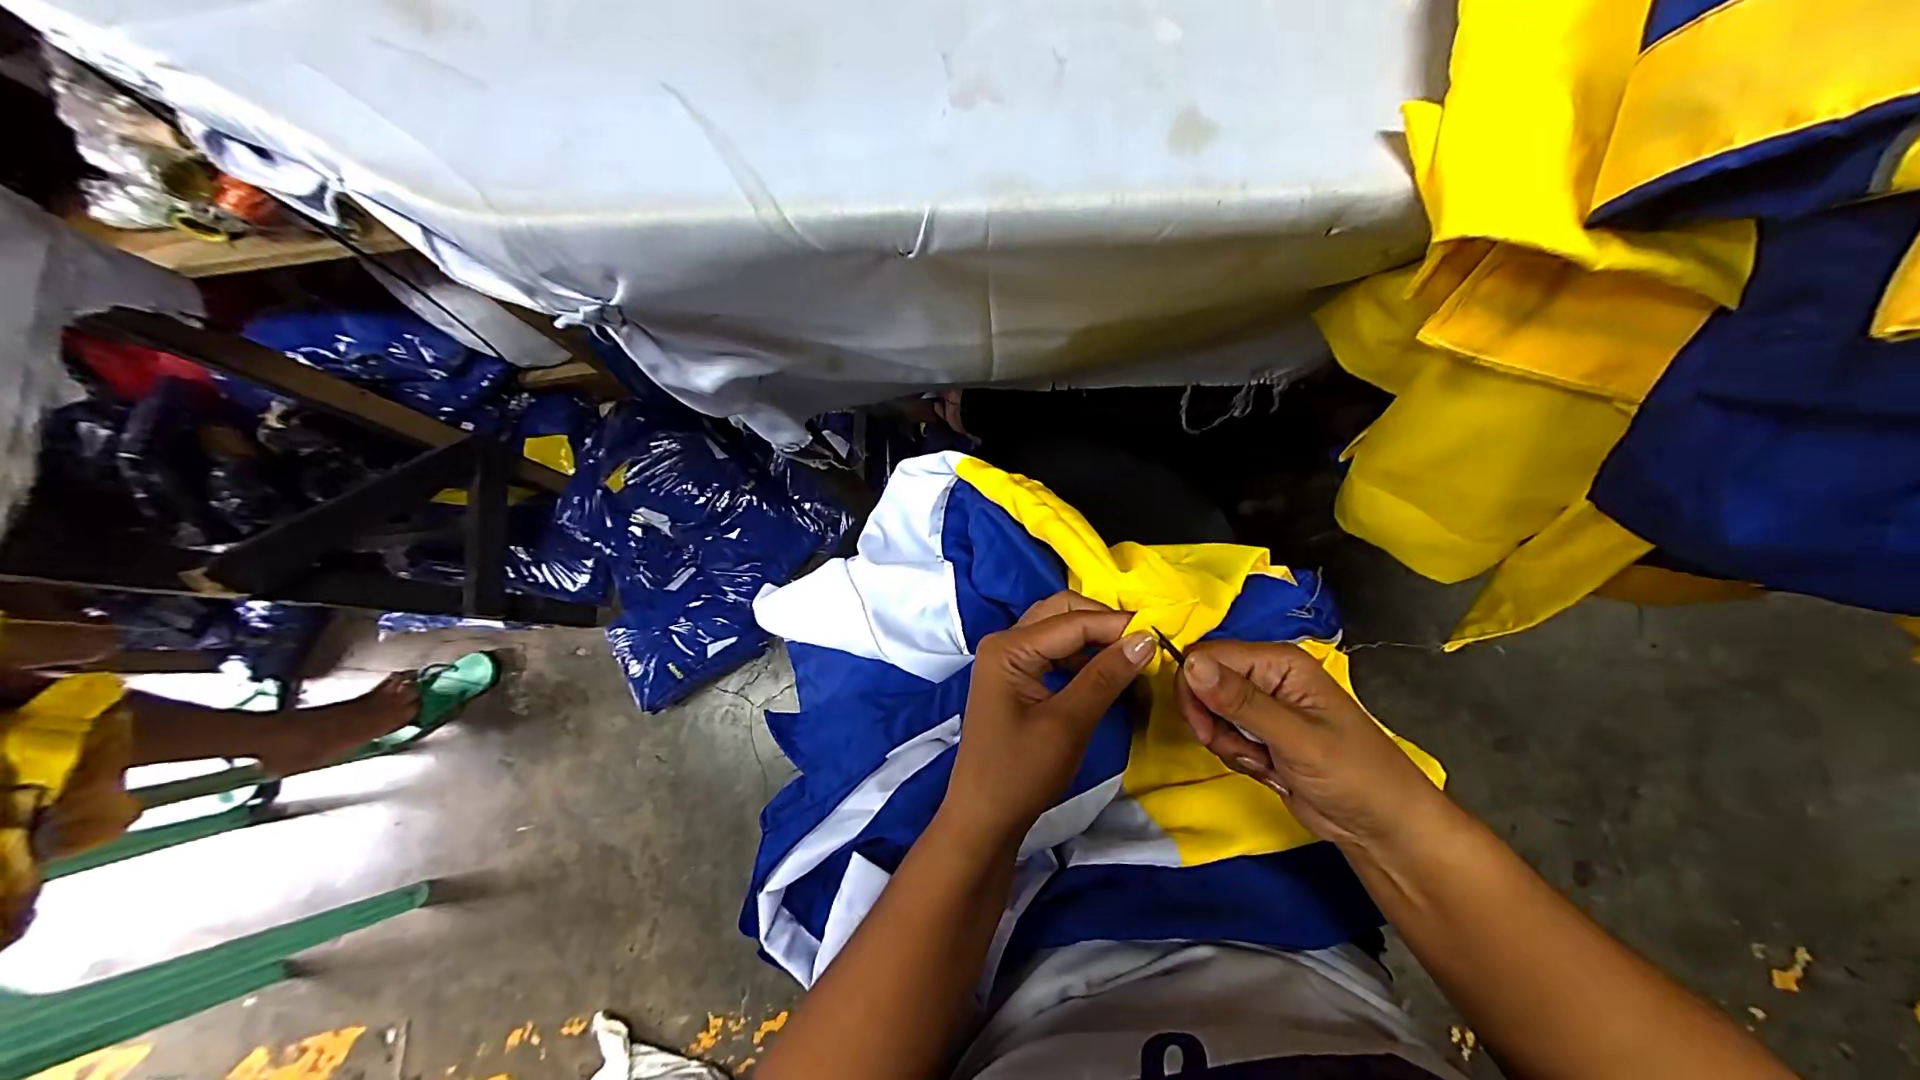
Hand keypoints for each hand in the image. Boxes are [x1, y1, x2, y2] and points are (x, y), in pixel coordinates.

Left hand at [943, 592, 1155, 844]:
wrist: (984, 816)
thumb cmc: (1021, 772)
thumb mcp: (1069, 723)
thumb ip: (1105, 676)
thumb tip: (1145, 639)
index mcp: (1009, 647)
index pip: (1073, 621)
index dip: (1118, 625)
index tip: (1161, 634)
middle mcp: (1004, 642)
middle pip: (1062, 612)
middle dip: (1104, 623)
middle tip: (1144, 643)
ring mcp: (1007, 658)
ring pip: (1059, 628)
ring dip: (1094, 637)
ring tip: (1131, 656)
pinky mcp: (1015, 676)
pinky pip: (1053, 650)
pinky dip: (1081, 655)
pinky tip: (1106, 670)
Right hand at [1174, 641, 1455, 853]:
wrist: (1383, 828)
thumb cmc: (1355, 776)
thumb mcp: (1295, 738)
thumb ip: (1240, 701)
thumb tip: (1190, 663)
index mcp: (1278, 662)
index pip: (1208, 656)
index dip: (1195, 688)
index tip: (1204, 727)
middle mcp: (1266, 677)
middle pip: (1203, 683)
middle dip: (1212, 722)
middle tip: (1240, 750)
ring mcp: (1261, 707)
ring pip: (1209, 714)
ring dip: (1227, 745)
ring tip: (1265, 763)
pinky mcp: (1258, 735)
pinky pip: (1222, 736)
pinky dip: (1236, 757)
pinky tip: (1269, 771)